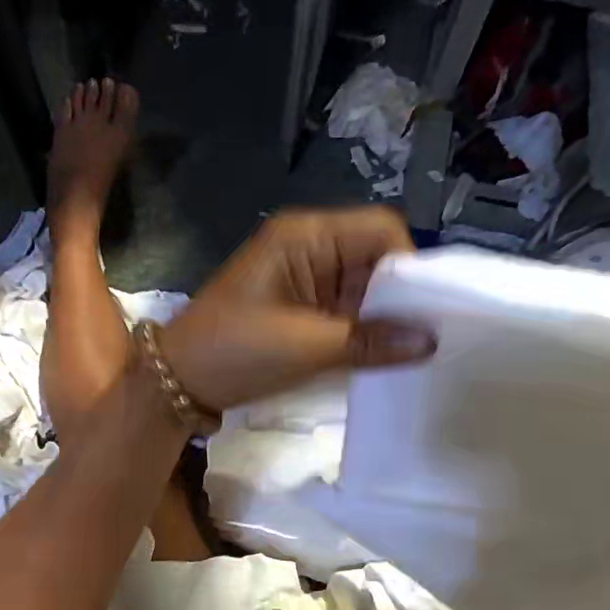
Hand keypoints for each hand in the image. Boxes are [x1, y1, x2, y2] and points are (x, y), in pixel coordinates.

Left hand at [159, 206, 436, 412]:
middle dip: (399, 297)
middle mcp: (310, 247)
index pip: (381, 229)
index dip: (409, 266)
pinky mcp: (300, 307)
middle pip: (376, 258)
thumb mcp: (306, 347)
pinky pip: (344, 310)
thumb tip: (431, 341)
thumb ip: (369, 341)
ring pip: (363, 288)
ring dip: (382, 318)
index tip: (426, 313)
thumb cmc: (236, 351)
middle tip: (423, 340)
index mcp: (307, 236)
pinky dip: (361, 331)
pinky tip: (376, 357)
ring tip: (404, 353)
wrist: (178, 380)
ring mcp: (304, 278)